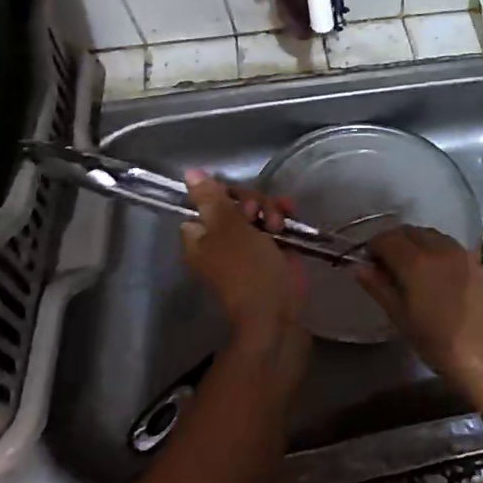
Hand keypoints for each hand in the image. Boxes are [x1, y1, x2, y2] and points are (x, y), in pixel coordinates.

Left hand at [181, 171, 307, 365]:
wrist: (277, 310)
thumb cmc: (247, 270)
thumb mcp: (227, 229)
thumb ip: (211, 199)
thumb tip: (190, 173)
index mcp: (201, 237)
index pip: (207, 202)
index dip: (223, 194)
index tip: (237, 199)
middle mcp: (223, 239)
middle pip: (236, 202)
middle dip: (252, 202)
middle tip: (258, 214)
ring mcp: (250, 244)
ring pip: (259, 211)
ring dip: (271, 209)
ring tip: (280, 223)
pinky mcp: (274, 250)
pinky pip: (277, 223)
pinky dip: (284, 218)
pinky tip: (291, 219)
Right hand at [355, 226, 482, 411]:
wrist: (481, 348)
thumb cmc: (435, 339)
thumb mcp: (399, 315)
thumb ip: (378, 286)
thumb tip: (358, 267)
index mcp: (416, 263)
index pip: (387, 239)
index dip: (373, 247)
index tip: (369, 263)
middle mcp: (438, 248)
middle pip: (407, 231)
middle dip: (392, 241)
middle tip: (385, 265)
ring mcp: (457, 250)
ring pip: (427, 233)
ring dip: (412, 241)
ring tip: (408, 267)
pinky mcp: (471, 256)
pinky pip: (444, 241)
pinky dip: (431, 246)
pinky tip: (429, 268)